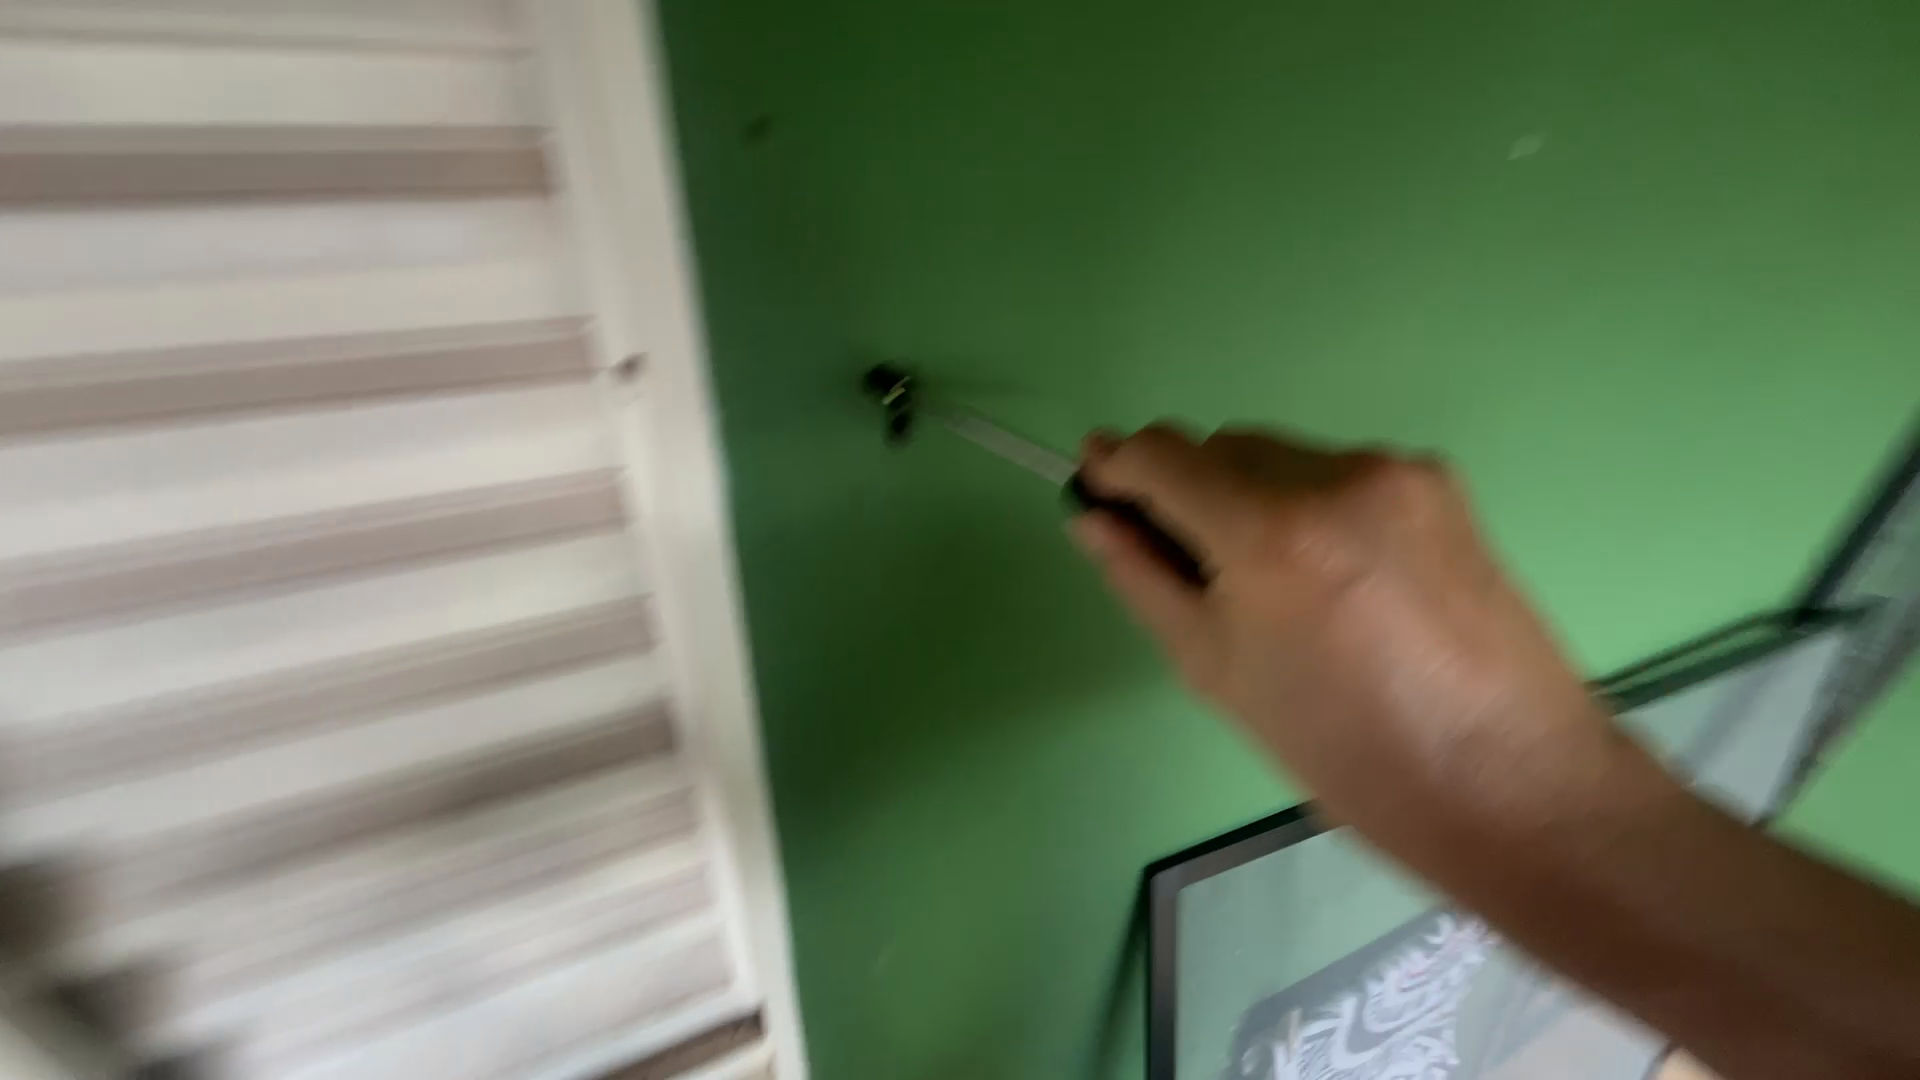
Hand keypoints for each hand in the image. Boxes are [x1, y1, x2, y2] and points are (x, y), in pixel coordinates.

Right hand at [1072, 424, 1650, 849]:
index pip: (1164, 455)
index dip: (1116, 461)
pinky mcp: (1437, 481)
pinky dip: (1299, 501)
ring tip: (1264, 576)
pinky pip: (1330, 470)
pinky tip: (1325, 571)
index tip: (1093, 479)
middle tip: (1184, 559)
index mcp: (1270, 533)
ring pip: (1274, 454)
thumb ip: (1142, 577)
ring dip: (1241, 493)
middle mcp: (1333, 477)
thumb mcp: (1212, 667)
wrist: (1509, 781)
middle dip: (1183, 486)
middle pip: (1219, 445)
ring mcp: (1393, 472)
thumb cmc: (1339, 745)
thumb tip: (1091, 521)